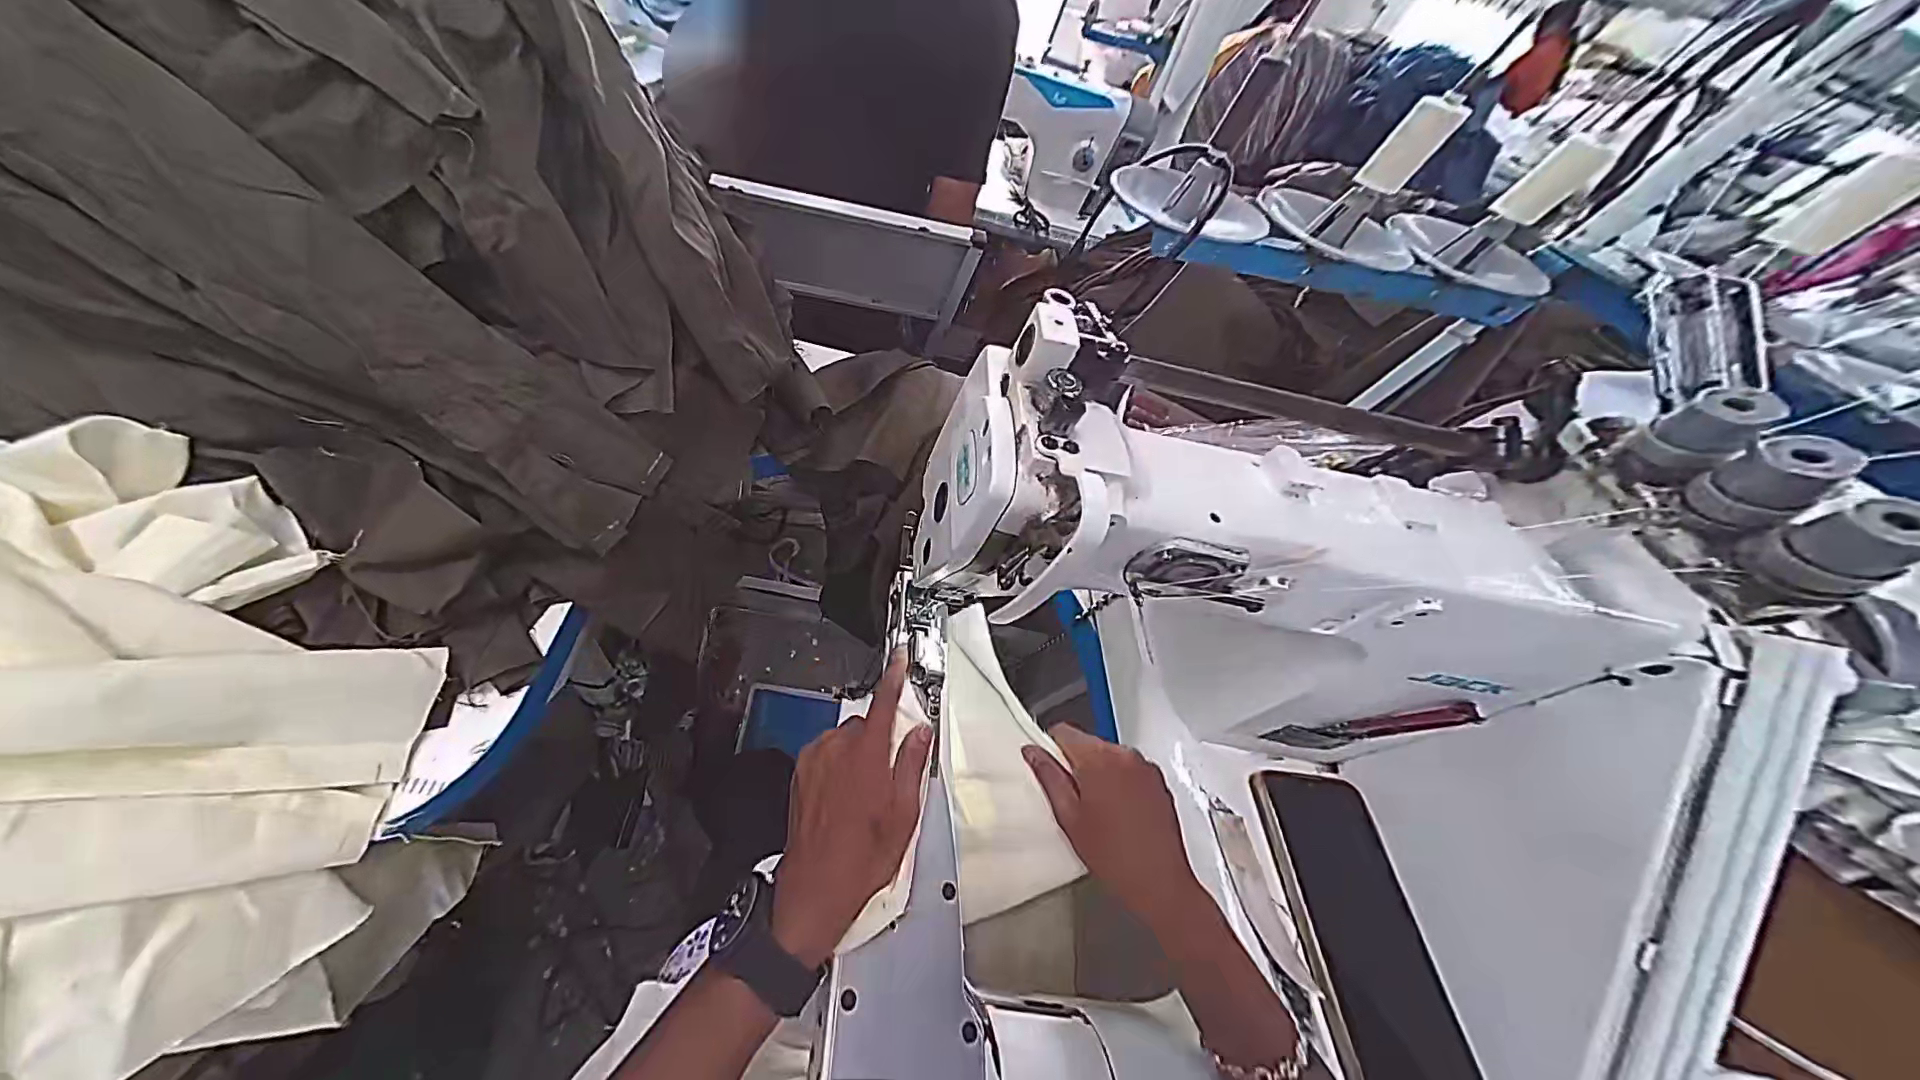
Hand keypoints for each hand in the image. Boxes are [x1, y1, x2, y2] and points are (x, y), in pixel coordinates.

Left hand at [773, 652, 932, 967]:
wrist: (815, 888)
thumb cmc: (861, 858)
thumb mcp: (904, 813)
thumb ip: (912, 763)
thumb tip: (920, 734)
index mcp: (867, 755)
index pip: (883, 702)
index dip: (894, 676)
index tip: (899, 659)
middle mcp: (836, 751)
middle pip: (866, 723)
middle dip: (881, 739)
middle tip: (890, 775)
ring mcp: (814, 761)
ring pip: (846, 739)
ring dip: (859, 753)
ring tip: (866, 795)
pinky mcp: (800, 773)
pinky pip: (827, 753)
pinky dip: (839, 764)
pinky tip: (846, 798)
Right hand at [1023, 724, 1205, 928]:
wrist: (1160, 884)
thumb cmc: (1116, 857)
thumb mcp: (1069, 816)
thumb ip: (1048, 777)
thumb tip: (1034, 753)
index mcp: (1099, 759)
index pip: (1063, 731)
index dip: (1051, 748)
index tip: (1048, 767)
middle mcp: (1125, 755)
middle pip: (1087, 742)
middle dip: (1076, 765)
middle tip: (1073, 801)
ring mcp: (1145, 767)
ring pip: (1108, 755)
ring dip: (1099, 773)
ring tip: (1098, 812)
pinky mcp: (1158, 780)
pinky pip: (1129, 768)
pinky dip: (1120, 782)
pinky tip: (1118, 814)